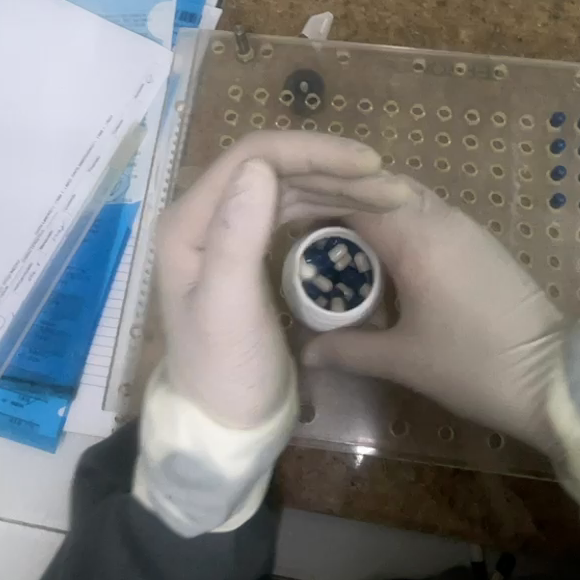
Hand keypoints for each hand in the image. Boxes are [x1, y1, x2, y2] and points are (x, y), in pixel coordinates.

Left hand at [154, 132, 409, 427]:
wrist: (226, 427)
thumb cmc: (225, 372)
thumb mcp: (228, 308)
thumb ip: (237, 236)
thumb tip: (261, 165)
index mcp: (190, 220)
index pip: (253, 157)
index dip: (311, 152)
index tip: (367, 164)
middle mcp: (207, 213)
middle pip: (275, 166)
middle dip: (333, 167)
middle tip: (389, 182)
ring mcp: (231, 228)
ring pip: (290, 185)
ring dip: (338, 184)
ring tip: (390, 193)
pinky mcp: (253, 245)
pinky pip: (295, 208)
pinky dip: (330, 203)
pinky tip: (363, 206)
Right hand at [302, 176, 566, 453]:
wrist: (556, 378)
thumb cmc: (474, 367)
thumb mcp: (405, 360)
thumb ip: (349, 349)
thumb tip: (305, 352)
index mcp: (416, 241)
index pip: (354, 200)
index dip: (317, 204)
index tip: (288, 218)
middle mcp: (439, 219)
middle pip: (380, 186)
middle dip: (343, 199)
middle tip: (311, 227)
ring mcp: (464, 224)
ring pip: (406, 194)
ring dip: (373, 205)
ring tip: (343, 238)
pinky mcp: (480, 238)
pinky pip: (428, 209)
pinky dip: (399, 217)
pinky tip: (386, 252)